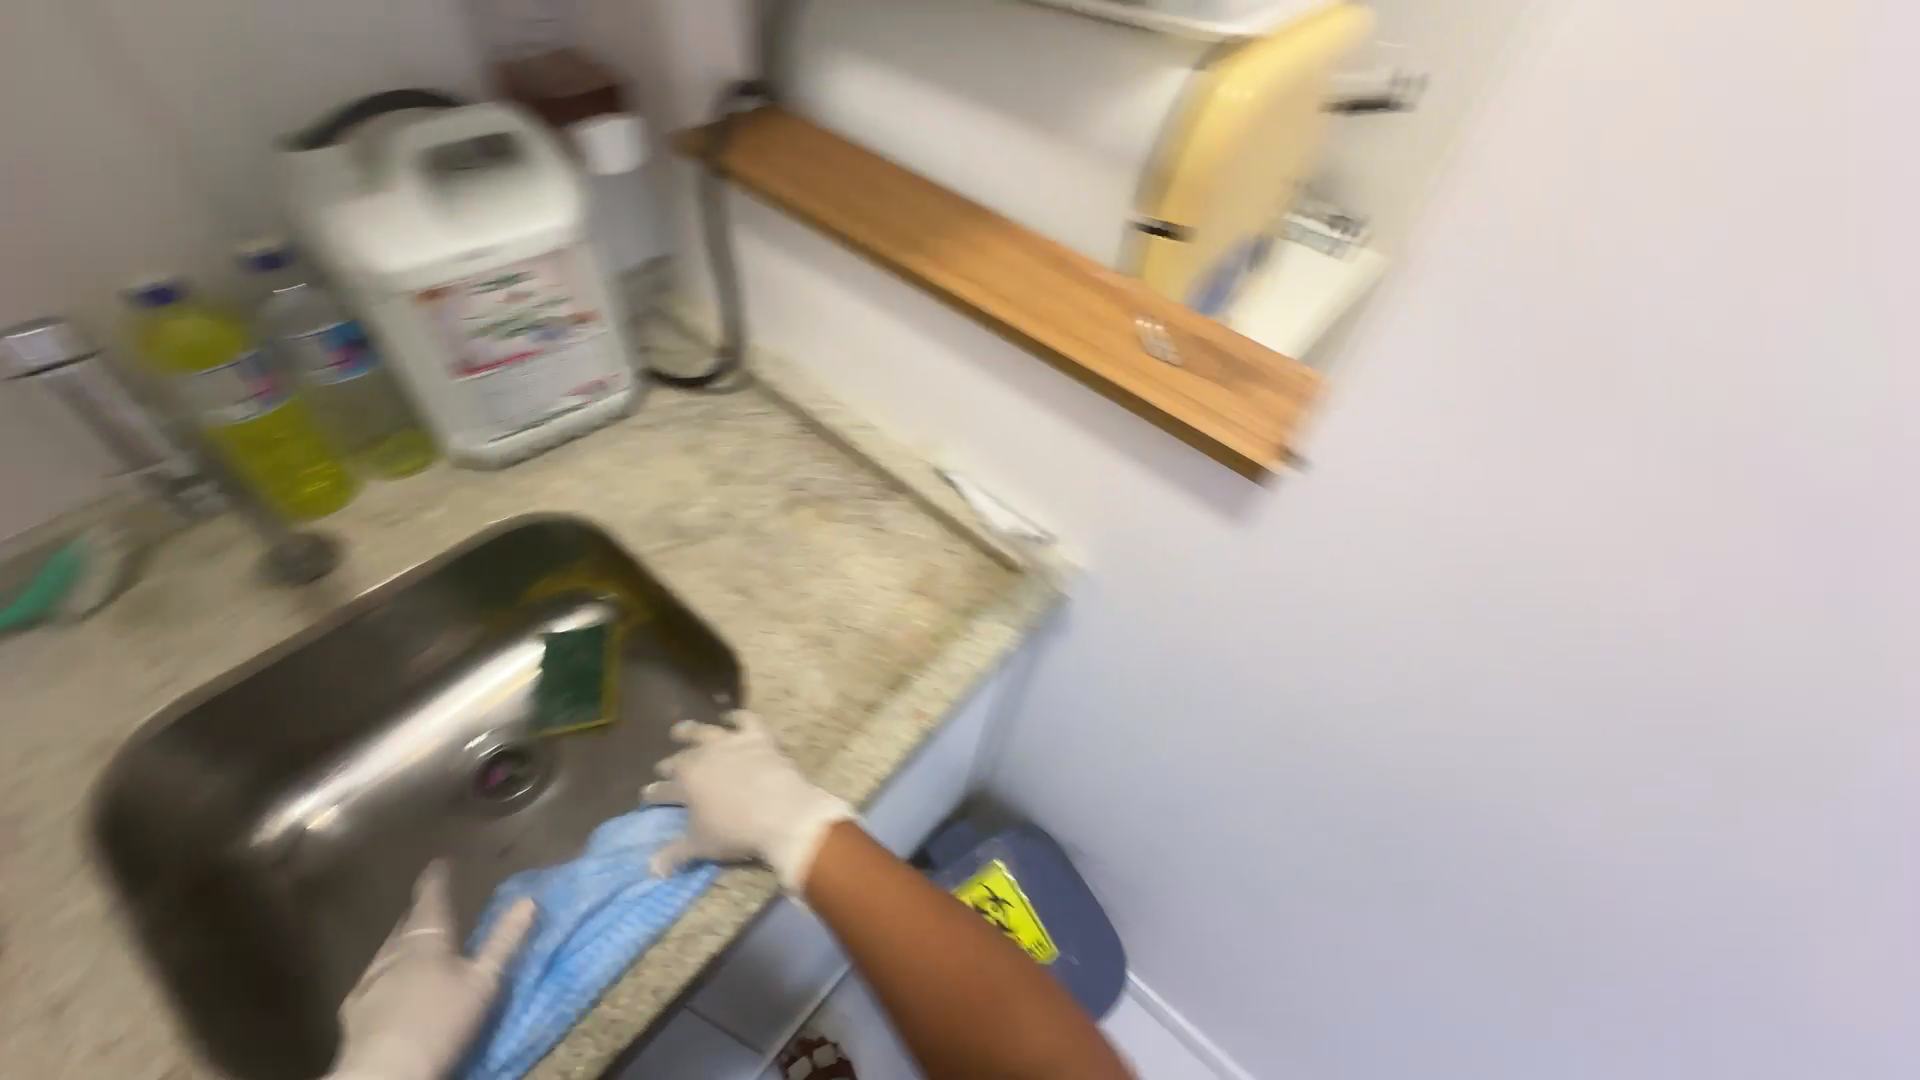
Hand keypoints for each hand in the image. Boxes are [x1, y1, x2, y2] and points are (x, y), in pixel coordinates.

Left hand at [330, 862, 537, 1079]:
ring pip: (387, 952)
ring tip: (410, 940)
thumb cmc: (442, 1020)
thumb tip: (528, 899)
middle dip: (418, 913)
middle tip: (428, 904)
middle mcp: (395, 954)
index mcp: (427, 941)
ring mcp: (370, 982)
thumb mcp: (485, 980)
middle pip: (407, 926)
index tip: (438, 862)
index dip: (436, 881)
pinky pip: (370, 981)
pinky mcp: (354, 1012)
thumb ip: (504, 939)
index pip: (432, 901)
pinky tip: (384, 983)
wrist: (386, 1073)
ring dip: (400, 943)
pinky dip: (383, 973)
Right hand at [643, 710, 854, 891]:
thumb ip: (675, 854)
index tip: (646, 794)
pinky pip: (746, 720)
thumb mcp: (701, 846)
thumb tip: (652, 870)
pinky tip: (732, 716)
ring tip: (680, 730)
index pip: (664, 789)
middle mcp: (704, 757)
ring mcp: (731, 744)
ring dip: (690, 731)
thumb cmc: (735, 831)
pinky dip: (738, 716)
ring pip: (705, 732)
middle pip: (681, 759)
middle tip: (662, 766)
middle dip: (670, 764)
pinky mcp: (758, 737)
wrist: (779, 812)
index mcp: (686, 784)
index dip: (654, 793)